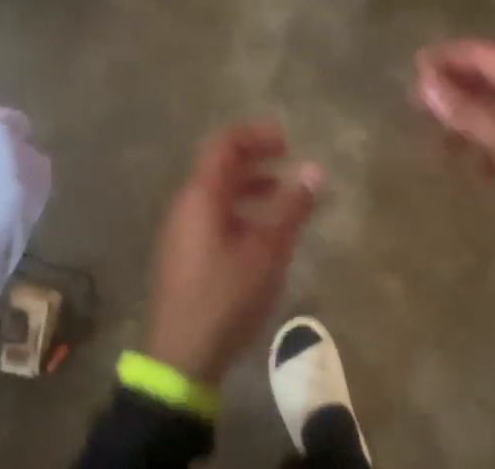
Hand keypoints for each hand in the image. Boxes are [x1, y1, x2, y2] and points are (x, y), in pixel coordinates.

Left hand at [142, 123, 321, 383]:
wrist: (180, 357)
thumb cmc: (224, 298)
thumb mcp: (266, 252)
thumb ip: (291, 208)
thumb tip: (314, 170)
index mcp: (200, 196)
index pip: (224, 145)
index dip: (256, 135)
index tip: (287, 141)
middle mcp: (185, 205)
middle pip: (219, 166)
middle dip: (255, 158)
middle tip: (288, 160)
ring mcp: (181, 231)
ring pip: (217, 193)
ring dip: (250, 186)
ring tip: (283, 196)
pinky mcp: (183, 254)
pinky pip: (212, 215)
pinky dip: (240, 210)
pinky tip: (262, 233)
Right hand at [413, 40, 494, 242]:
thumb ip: (465, 109)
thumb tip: (426, 82)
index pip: (476, 52)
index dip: (443, 59)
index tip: (412, 73)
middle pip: (481, 77)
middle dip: (448, 90)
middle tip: (415, 109)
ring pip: (491, 106)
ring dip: (463, 121)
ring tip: (438, 148)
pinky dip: (485, 144)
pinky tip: (477, 172)